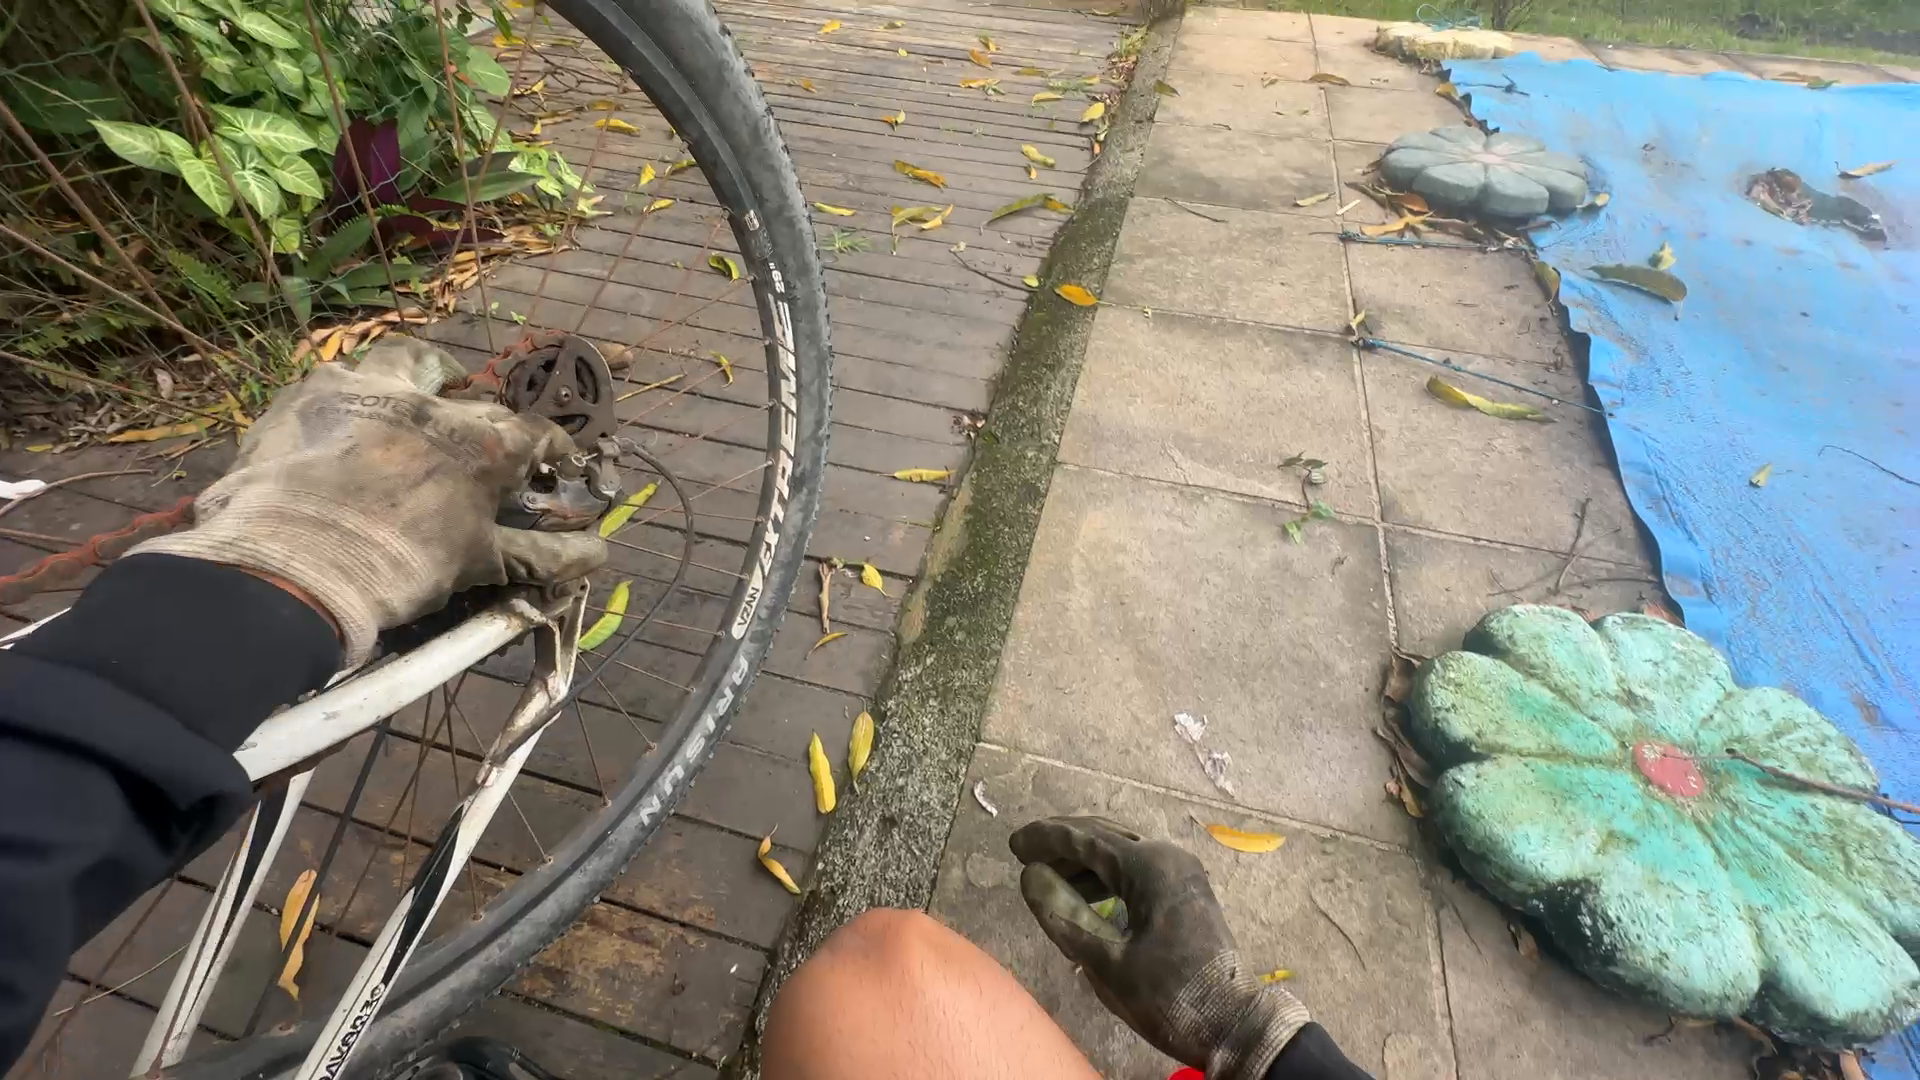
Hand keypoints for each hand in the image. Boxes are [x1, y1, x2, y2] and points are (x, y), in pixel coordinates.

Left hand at [133, 338, 605, 663]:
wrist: (292, 570)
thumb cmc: (406, 566)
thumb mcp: (487, 564)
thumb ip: (549, 554)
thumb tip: (601, 553)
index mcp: (489, 446)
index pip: (541, 434)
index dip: (554, 448)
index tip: (556, 463)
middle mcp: (441, 407)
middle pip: (484, 403)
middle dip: (495, 422)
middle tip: (485, 450)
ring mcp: (374, 392)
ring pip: (412, 359)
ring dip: (429, 373)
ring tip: (425, 397)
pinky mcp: (312, 396)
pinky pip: (345, 374)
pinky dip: (361, 390)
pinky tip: (356, 418)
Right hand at [1009, 817, 1309, 1079]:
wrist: (1237, 1028)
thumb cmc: (1169, 996)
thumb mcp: (1107, 962)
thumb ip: (1065, 915)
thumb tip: (1030, 876)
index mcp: (1150, 865)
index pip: (1087, 839)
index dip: (1046, 839)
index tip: (1014, 843)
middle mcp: (1166, 856)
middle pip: (1104, 837)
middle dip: (1062, 844)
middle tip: (1024, 852)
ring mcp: (1179, 871)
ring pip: (1119, 853)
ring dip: (1082, 862)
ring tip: (1047, 876)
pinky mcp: (1183, 890)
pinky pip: (1134, 870)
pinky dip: (1105, 877)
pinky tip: (1084, 894)